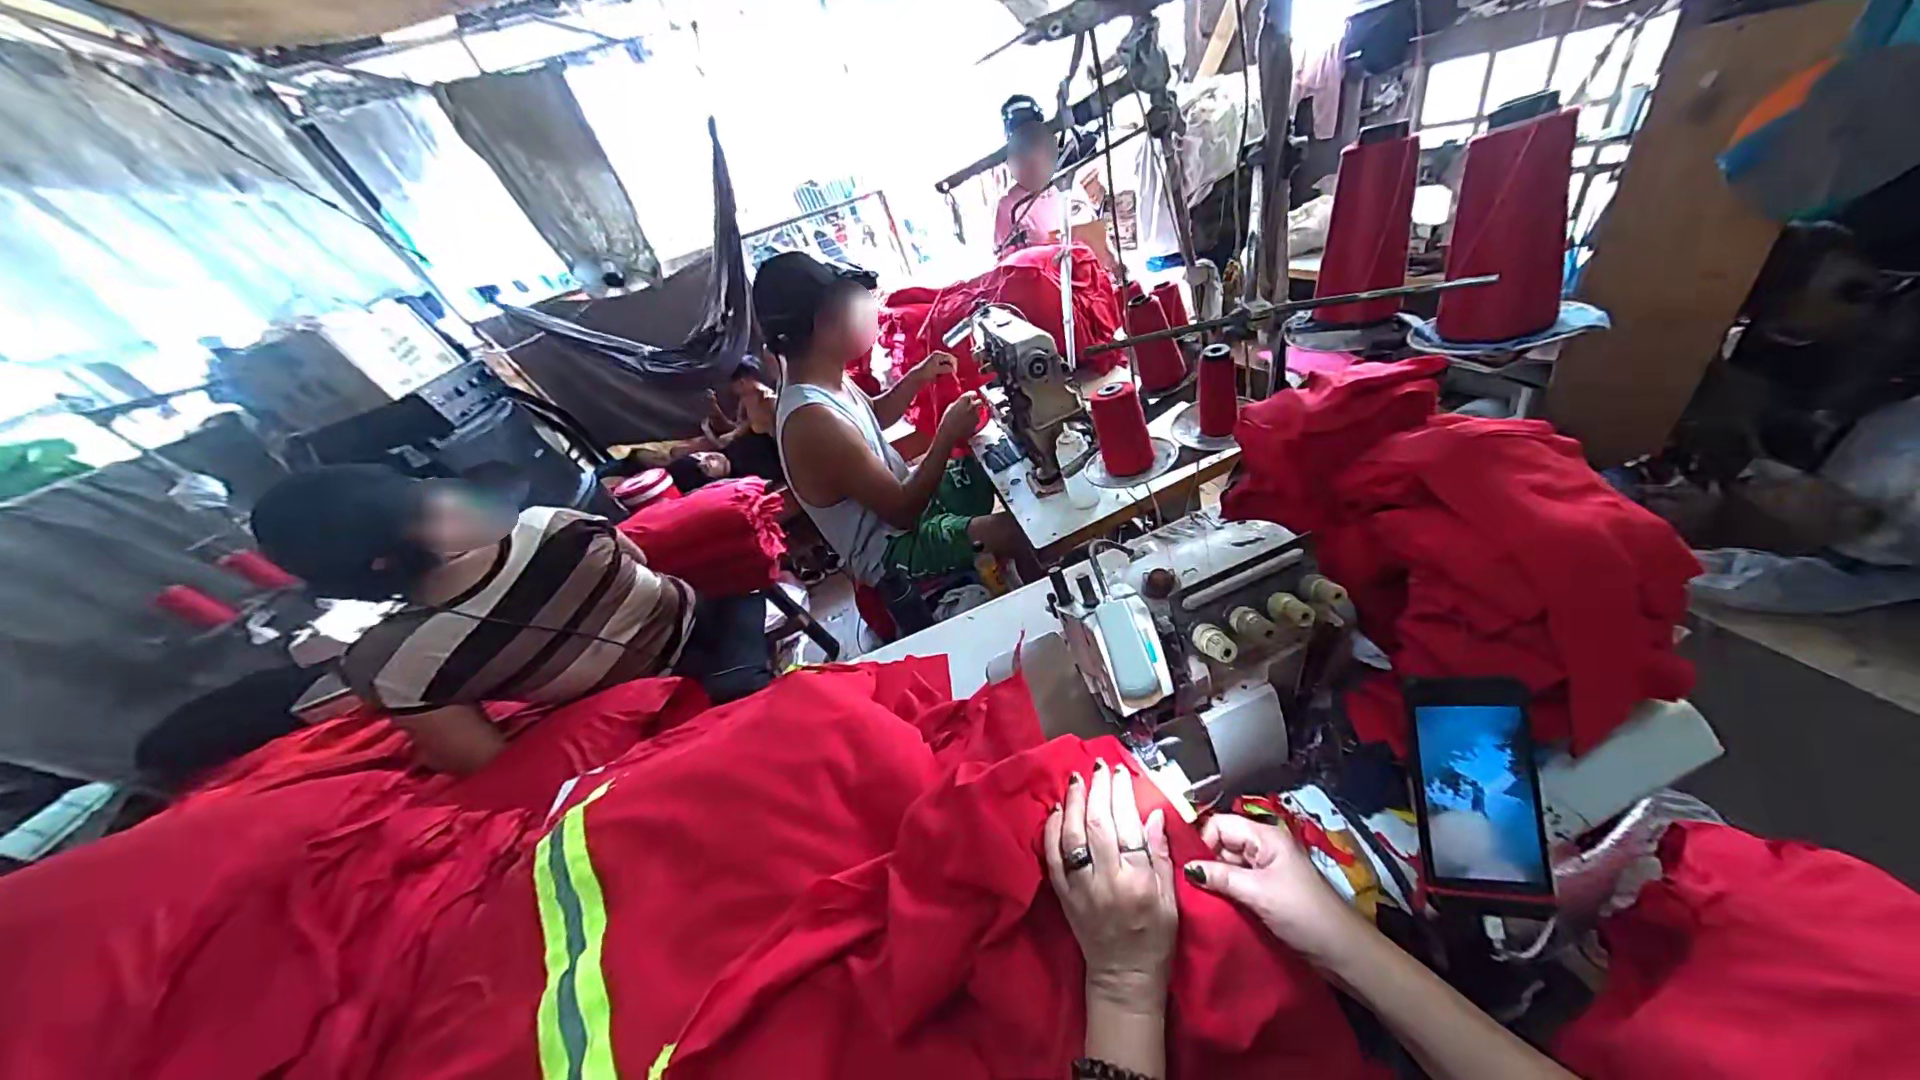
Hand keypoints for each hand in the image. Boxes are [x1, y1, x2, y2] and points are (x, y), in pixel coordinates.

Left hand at [913, 350, 958, 384]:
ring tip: (945, 376)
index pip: (951, 357)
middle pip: (949, 361)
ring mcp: (937, 361)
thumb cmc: (926, 372)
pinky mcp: (936, 366)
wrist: (917, 377)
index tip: (954, 372)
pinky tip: (942, 376)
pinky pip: (944, 369)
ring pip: (947, 365)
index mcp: (938, 354)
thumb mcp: (937, 370)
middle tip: (950, 375)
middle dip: (951, 368)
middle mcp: (938, 356)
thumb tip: (952, 369)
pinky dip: (944, 372)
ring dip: (948, 371)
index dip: (954, 364)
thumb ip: (946, 368)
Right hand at [934, 390, 983, 448]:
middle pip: (979, 401)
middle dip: (977, 402)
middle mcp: (970, 406)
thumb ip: (958, 403)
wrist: (950, 433)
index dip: (972, 394)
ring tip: (969, 415)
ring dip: (975, 410)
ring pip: (978, 409)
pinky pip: (977, 418)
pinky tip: (969, 422)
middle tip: (973, 404)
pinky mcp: (976, 422)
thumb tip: (962, 402)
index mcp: (963, 401)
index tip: (972, 395)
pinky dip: (975, 418)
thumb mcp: (950, 408)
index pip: (972, 393)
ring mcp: (974, 414)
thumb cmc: (946, 421)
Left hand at [1045, 759, 1177, 1010]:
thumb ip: (1160, 856)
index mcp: (1137, 882)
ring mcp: (1079, 886)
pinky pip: (1052, 855)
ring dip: (1075, 802)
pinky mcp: (1062, 893)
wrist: (1123, 979)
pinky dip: (1052, 829)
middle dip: (1099, 789)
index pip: (1128, 827)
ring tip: (1078, 778)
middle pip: (1098, 824)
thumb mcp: (1170, 901)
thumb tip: (1153, 815)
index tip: (1122, 773)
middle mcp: (1105, 880)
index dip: (1123, 795)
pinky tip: (1058, 809)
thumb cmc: (1155, 940)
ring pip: (1072, 834)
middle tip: (1100, 766)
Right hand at [1183, 814, 1366, 966]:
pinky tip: (1215, 900)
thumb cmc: (1304, 915)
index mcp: (1265, 835)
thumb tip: (1186, 867)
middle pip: (1221, 841)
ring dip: (1214, 877)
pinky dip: (1225, 889)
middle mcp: (1263, 845)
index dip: (1202, 841)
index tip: (1189, 865)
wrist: (1345, 953)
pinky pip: (1236, 879)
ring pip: (1226, 861)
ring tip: (1200, 894)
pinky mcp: (1266, 887)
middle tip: (1190, 882)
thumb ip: (1221, 876)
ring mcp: (1265, 867)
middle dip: (1205, 859)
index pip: (1219, 824)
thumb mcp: (1258, 893)